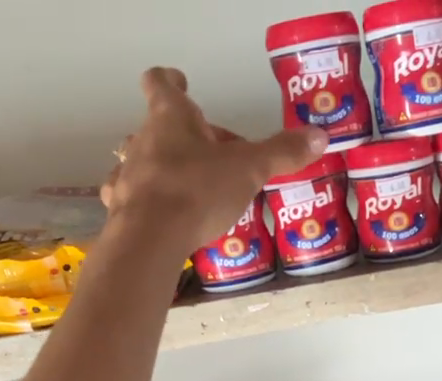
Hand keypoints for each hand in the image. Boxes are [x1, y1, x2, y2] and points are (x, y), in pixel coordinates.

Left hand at [102, 68, 327, 256]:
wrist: (150, 237)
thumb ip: (281, 153)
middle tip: (211, 156)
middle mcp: (143, 139)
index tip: (182, 83)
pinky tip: (162, 217)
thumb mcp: (248, 170)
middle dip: (182, 137)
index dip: (172, 82)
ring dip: (163, 169)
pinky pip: (132, 197)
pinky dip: (146, 202)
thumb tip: (320, 136)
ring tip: (189, 189)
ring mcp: (127, 173)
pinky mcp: (121, 208)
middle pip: (159, 127)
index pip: (161, 84)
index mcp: (171, 118)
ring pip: (143, 161)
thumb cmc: (198, 190)